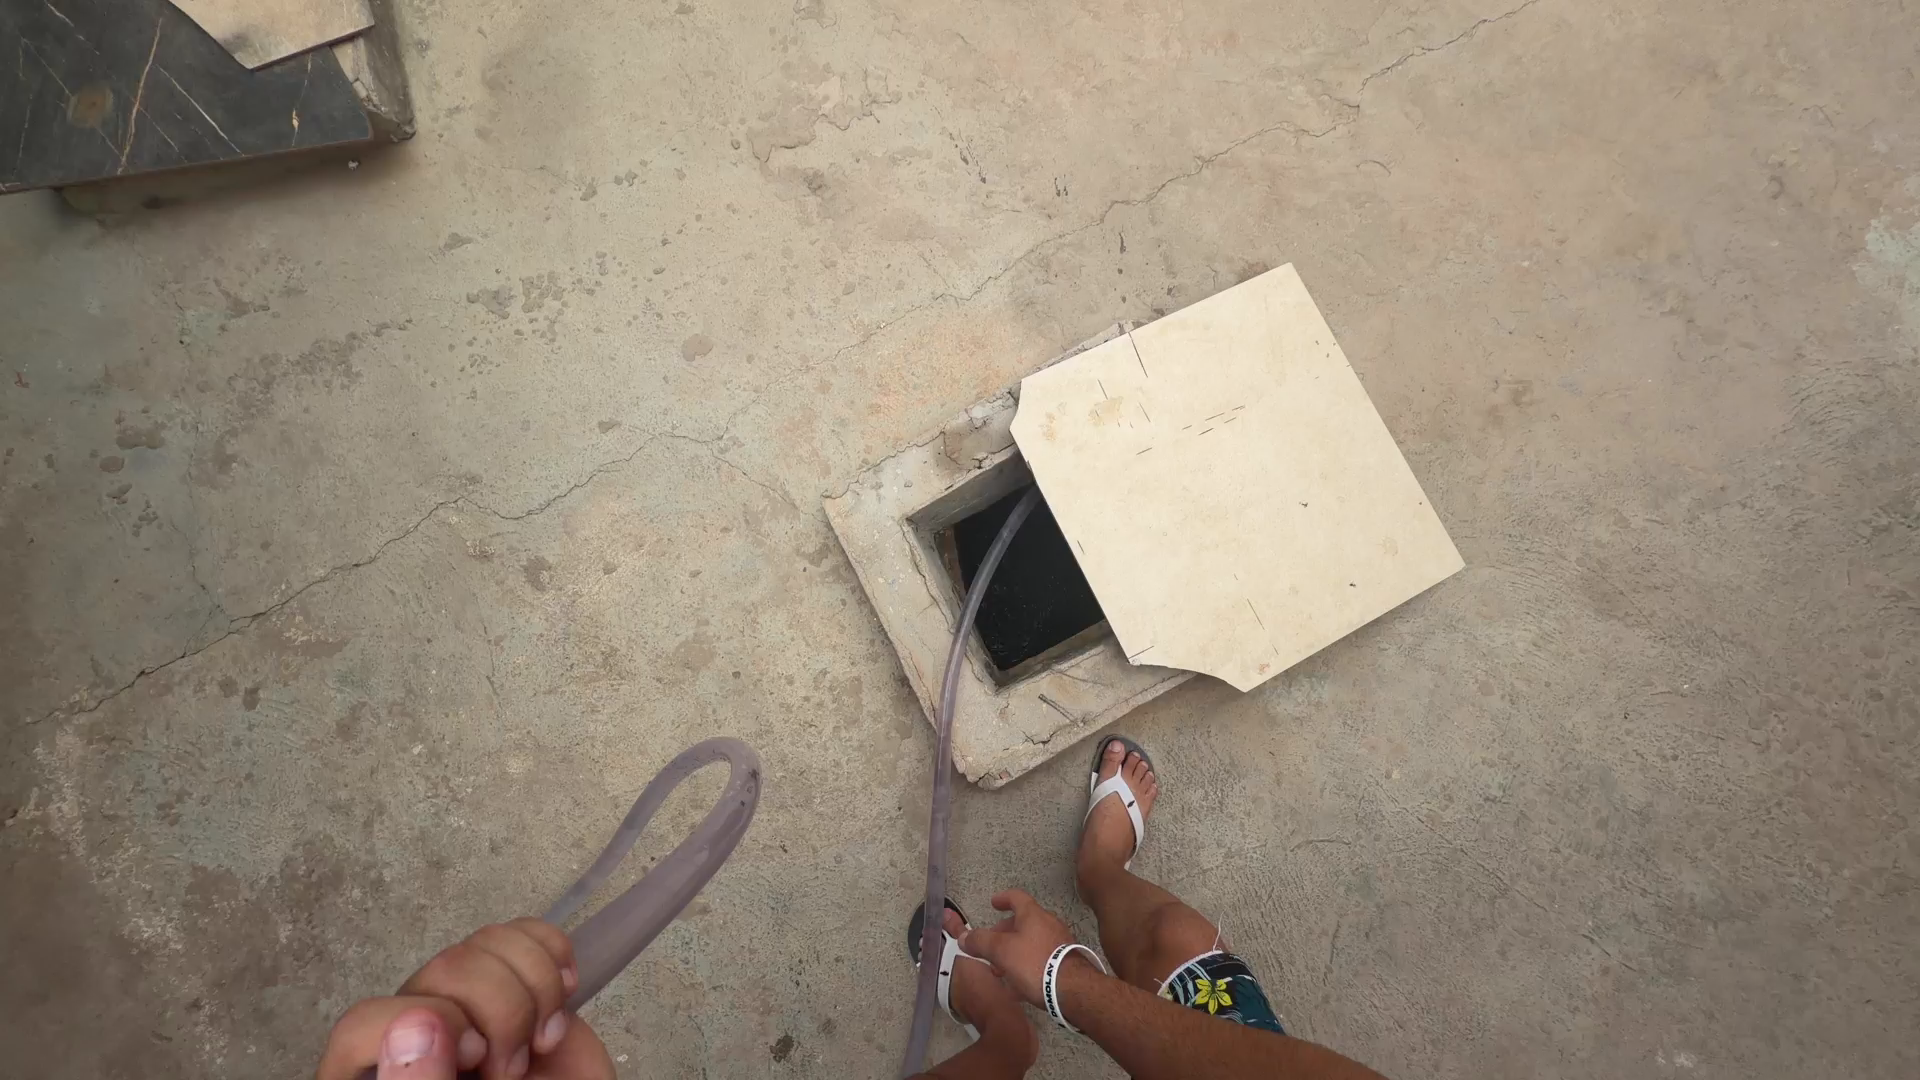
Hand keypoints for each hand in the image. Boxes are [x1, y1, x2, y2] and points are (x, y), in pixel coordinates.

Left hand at [316, 918, 614, 1079]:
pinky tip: (563, 996)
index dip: (430, 1023)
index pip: (366, 1022)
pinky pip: (529, 931)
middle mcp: (416, 1029)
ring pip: (491, 942)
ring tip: (542, 1041)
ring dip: (537, 986)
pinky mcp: (519, 977)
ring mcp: (470, 999)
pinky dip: (555, 955)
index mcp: (377, 1072)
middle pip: (447, 967)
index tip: (476, 1057)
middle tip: (515, 1068)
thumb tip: (411, 1022)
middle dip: (504, 1009)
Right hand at [958, 890, 1083, 1006]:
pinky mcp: (1066, 962)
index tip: (993, 903)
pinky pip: (1041, 959)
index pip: (1016, 897)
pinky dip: (1027, 965)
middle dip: (1004, 933)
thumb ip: (980, 942)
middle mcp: (1048, 923)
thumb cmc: (1034, 963)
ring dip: (1014, 952)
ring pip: (1031, 942)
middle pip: (1023, 922)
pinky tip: (1019, 986)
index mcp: (1033, 914)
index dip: (1003, 898)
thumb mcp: (1001, 951)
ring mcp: (1059, 942)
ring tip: (1001, 970)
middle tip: (991, 947)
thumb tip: (963, 937)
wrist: (1073, 989)